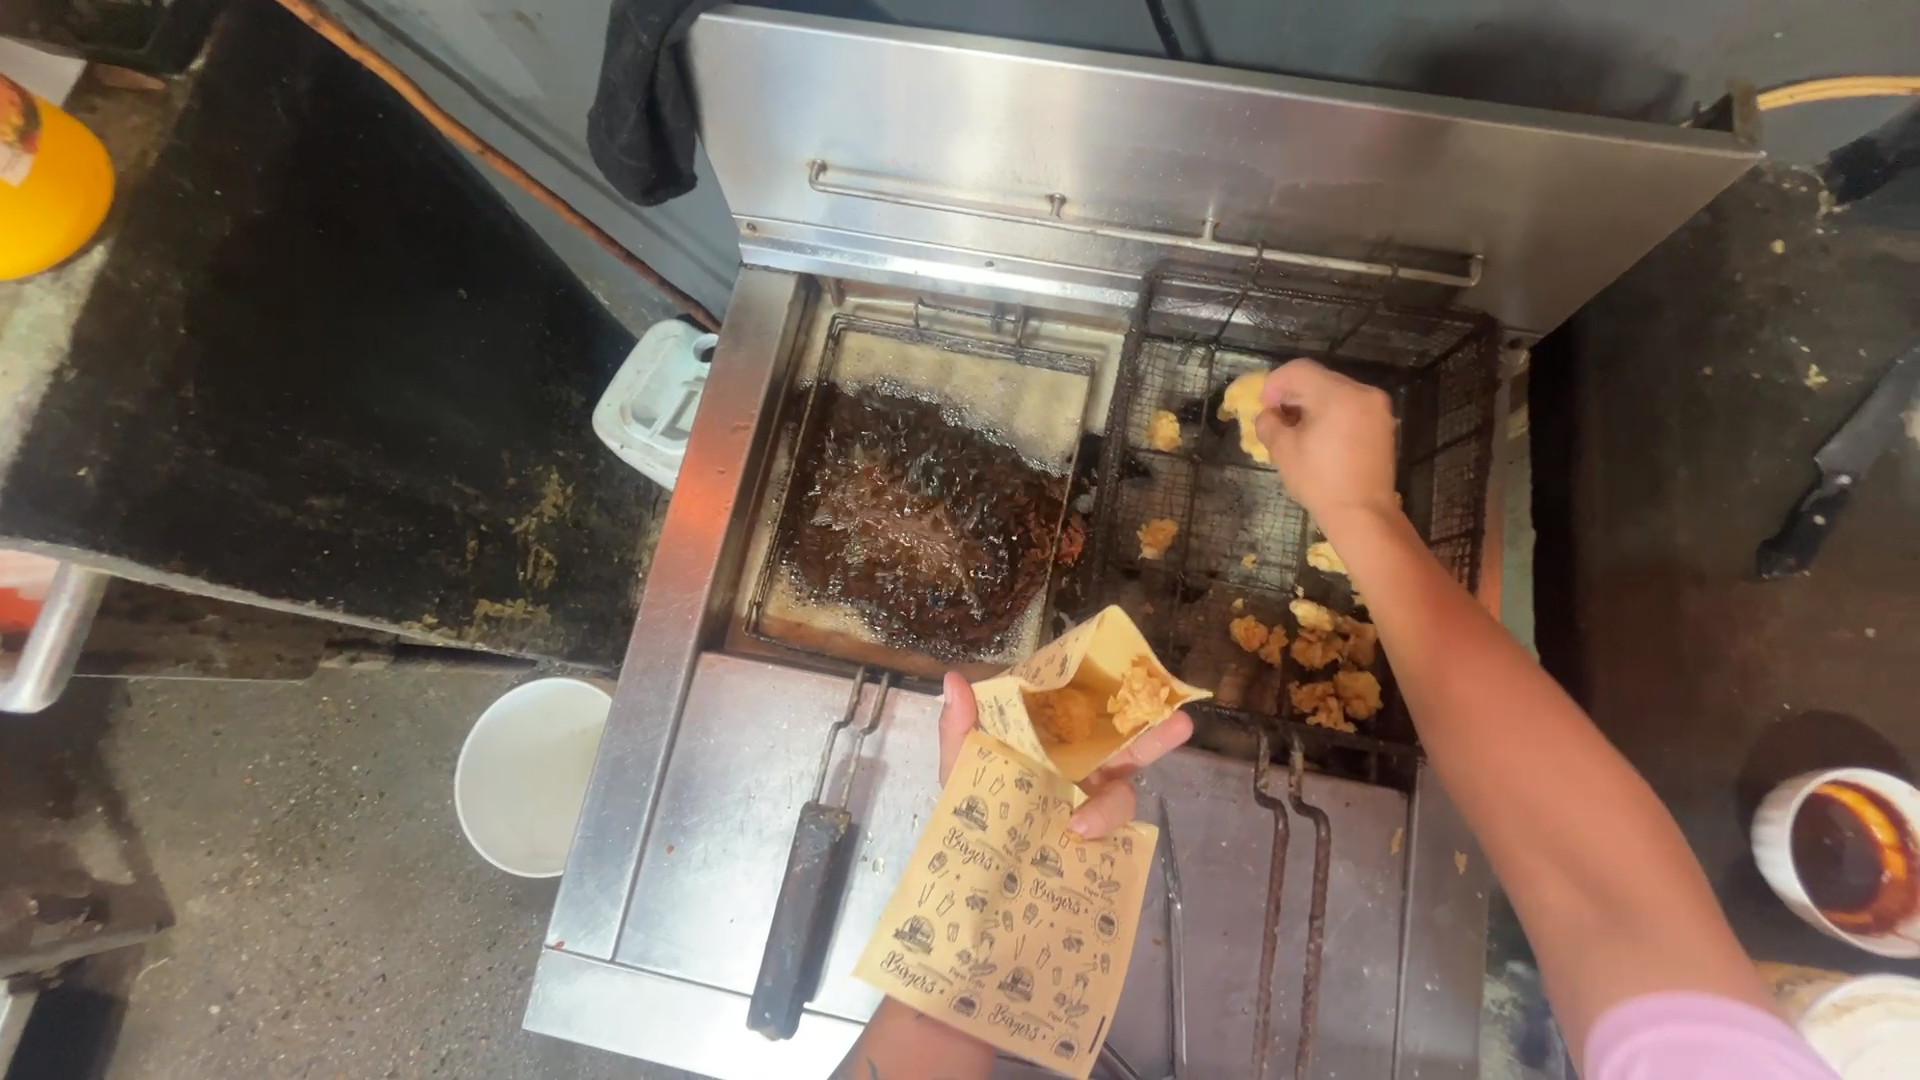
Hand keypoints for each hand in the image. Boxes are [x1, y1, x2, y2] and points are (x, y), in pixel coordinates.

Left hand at [936, 672, 1192, 837]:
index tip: (1132, 673)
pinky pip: (1113, 834)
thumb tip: (954, 679)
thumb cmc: (970, 806)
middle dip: (1152, 732)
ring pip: (1121, 792)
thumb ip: (958, 728)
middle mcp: (1077, 761)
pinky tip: (1080, 841)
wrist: (973, 876)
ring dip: (1113, 804)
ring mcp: (1088, 800)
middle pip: (1122, 742)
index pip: (1083, 704)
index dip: (1109, 688)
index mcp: (1049, 734)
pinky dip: (1101, 834)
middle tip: (1180, 721)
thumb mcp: (960, 766)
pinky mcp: (1095, 839)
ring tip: (1080, 825)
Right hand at [1254, 358, 1398, 525]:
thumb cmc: (1319, 481)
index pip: (1299, 370)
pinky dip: (1329, 412)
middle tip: (1277, 418)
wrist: (1362, 512)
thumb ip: (1269, 424)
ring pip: (1334, 391)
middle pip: (1318, 378)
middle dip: (1292, 393)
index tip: (1264, 407)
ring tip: (1297, 429)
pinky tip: (1318, 435)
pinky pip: (1349, 405)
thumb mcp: (1283, 451)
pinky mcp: (1382, 422)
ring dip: (1310, 403)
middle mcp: (1362, 393)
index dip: (1274, 383)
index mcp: (1337, 396)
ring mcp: (1376, 407)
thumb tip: (1268, 415)